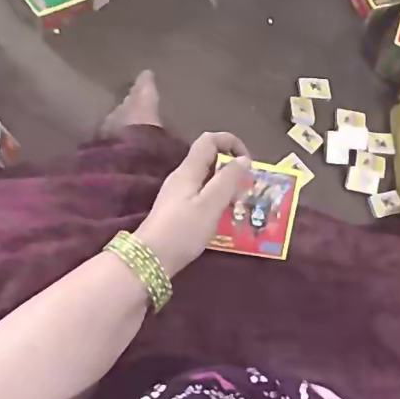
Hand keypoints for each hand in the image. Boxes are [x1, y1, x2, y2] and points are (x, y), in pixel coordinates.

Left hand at [135, 132, 253, 274]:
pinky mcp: (176, 209)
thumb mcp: (211, 204)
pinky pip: (200, 193)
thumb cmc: (183, 230)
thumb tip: (243, 160)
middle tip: (247, 186)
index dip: (231, 142)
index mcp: (188, 170)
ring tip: (239, 202)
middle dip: (230, 166)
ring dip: (225, 183)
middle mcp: (181, 177)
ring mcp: (176, 193)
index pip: (209, 140)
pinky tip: (222, 215)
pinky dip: (215, 197)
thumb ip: (228, 180)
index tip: (248, 162)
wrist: (151, 258)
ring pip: (205, 178)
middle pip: (208, 158)